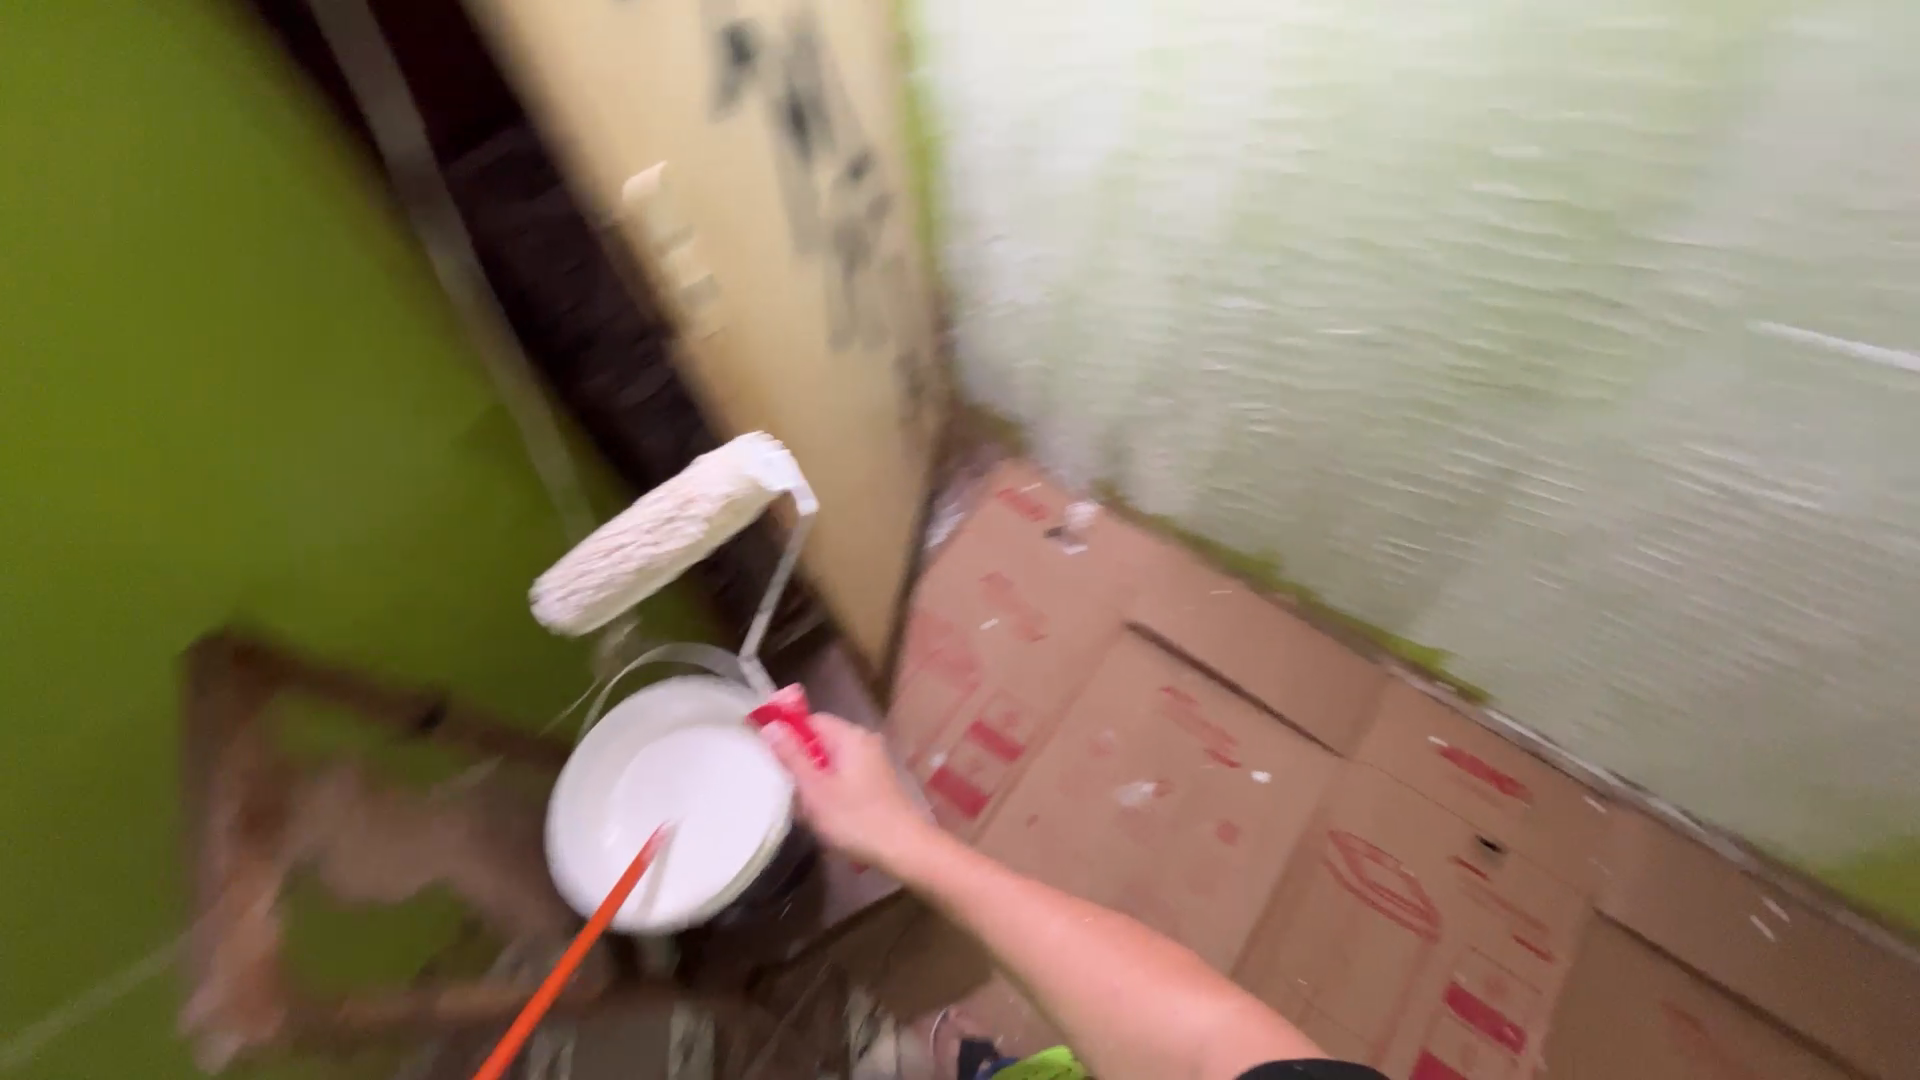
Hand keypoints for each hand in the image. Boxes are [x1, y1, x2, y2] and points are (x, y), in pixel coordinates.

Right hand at [760, 713, 933, 870]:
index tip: (772, 757)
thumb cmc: (856, 819)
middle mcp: (864, 741)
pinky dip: (830, 792)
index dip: (789, 734)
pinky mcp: (877, 781)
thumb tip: (771, 724)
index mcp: (850, 736)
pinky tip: (827, 817)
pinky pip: (844, 777)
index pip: (811, 720)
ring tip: (809, 811)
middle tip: (792, 794)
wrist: (905, 848)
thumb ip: (792, 756)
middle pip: (820, 742)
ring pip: (830, 763)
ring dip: (815, 784)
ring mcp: (873, 761)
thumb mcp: (815, 790)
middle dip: (801, 766)